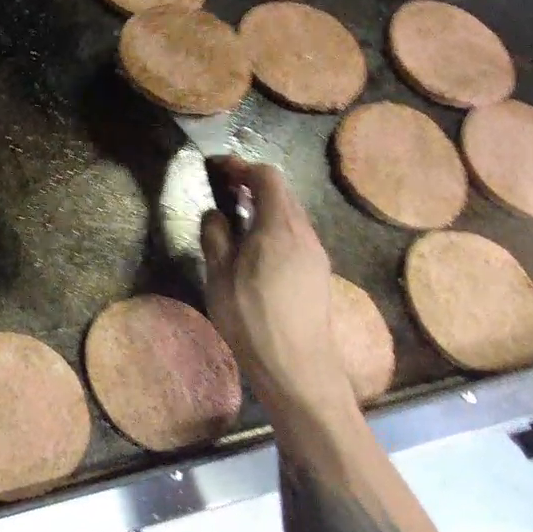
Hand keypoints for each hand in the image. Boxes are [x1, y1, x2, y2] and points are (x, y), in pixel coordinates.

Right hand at [200, 156, 353, 412]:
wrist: (295, 364)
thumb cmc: (250, 317)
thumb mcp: (219, 276)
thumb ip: (216, 238)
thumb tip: (215, 214)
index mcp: (278, 226)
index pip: (266, 177)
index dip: (241, 167)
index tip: (216, 169)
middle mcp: (304, 232)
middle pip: (282, 193)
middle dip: (252, 184)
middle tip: (223, 190)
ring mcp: (315, 253)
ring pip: (290, 215)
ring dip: (264, 208)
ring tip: (236, 220)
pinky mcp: (317, 272)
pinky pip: (295, 236)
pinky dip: (274, 228)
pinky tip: (255, 250)